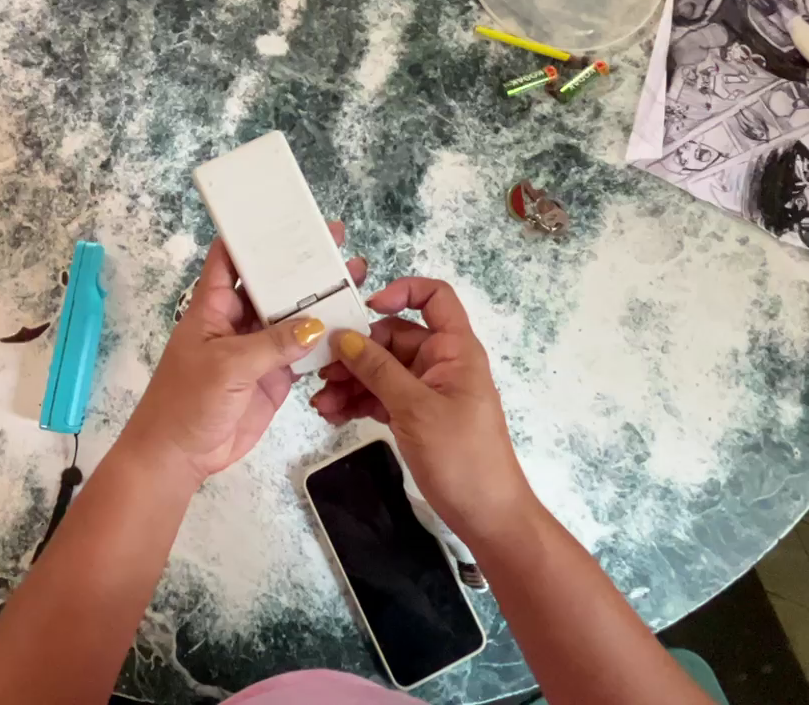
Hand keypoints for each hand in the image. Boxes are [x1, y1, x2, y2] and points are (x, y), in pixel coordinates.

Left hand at [117, 223, 367, 487]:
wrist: (180, 455)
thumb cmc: (187, 400)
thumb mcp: (227, 365)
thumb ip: (273, 343)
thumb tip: (316, 325)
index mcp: (213, 304)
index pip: (230, 257)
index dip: (253, 235)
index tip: (285, 215)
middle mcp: (238, 318)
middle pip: (272, 282)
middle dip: (301, 263)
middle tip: (336, 240)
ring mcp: (258, 346)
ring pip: (293, 314)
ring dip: (320, 297)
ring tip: (354, 274)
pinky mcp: (274, 375)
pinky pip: (303, 350)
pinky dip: (325, 338)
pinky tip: (351, 321)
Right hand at [309, 277, 536, 544]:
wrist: (487, 517)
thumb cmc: (462, 456)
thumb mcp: (415, 408)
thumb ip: (377, 369)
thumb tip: (343, 337)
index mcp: (454, 349)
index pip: (434, 297)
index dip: (402, 291)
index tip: (366, 308)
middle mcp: (439, 362)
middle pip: (392, 337)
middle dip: (356, 352)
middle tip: (322, 371)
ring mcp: (425, 389)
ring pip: (380, 369)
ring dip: (350, 382)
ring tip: (321, 402)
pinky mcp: (413, 414)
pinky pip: (379, 396)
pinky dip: (358, 402)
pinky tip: (333, 415)